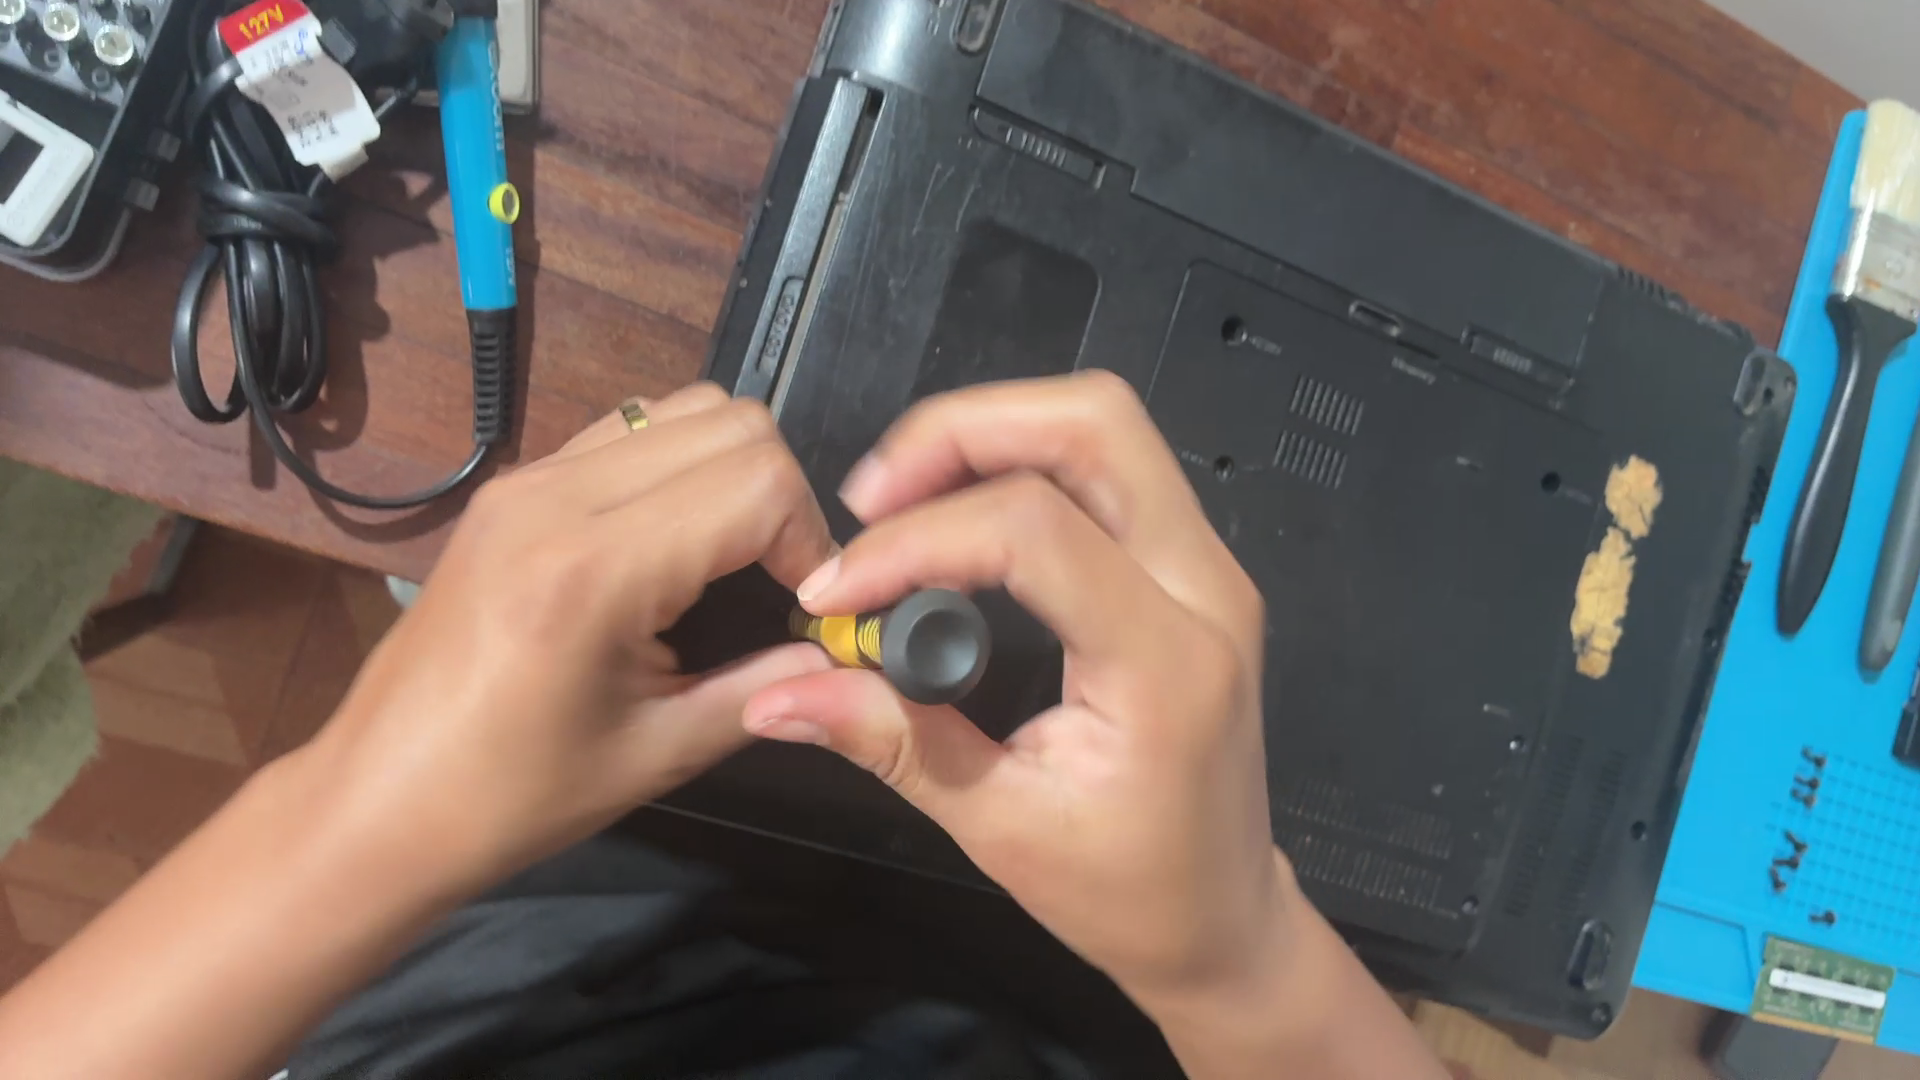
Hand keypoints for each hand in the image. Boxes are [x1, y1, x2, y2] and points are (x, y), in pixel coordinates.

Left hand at [304, 383, 836, 893]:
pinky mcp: (520, 479)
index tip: (808, 606)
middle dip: (785, 498)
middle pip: (737, 424)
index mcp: (596, 568)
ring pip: (693, 408)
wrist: (373, 802)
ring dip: (740, 471)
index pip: (759, 484)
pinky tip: (680, 534)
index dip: (811, 539)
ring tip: (737, 551)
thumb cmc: (516, 795)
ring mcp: (533, 474)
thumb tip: (845, 653)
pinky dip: (690, 462)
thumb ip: (774, 685)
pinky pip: (639, 426)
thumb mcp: (665, 752)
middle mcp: (560, 493)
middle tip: (780, 576)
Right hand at [741, 371, 1287, 1007]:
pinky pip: (1105, 467)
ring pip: (1102, 427)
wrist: (1224, 913)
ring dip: (990, 434)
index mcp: (1165, 662)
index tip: (836, 593)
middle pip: (1093, 424)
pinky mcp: (1189, 563)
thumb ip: (891, 740)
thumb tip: (782, 695)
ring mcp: (1207, 563)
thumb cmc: (1126, 891)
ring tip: (902, 496)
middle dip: (962, 431)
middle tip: (872, 495)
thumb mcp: (999, 826)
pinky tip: (960, 511)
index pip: (1034, 533)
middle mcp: (1204, 584)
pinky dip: (1020, 461)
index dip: (914, 543)